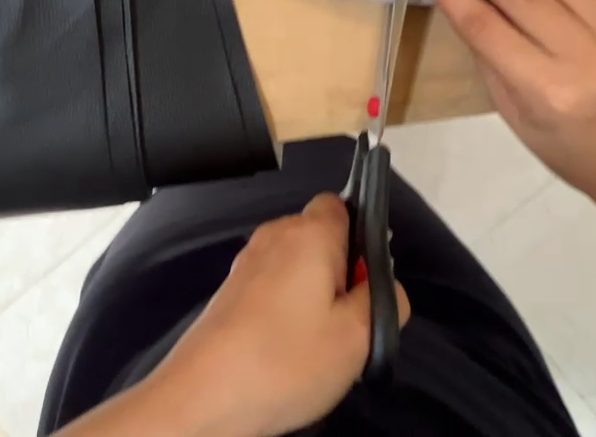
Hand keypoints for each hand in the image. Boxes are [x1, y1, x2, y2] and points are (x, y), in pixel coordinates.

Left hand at [136, 194, 410, 436]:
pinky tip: (288, 351)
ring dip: (314, 297)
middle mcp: (276, 236)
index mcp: (309, 233)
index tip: (369, 277)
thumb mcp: (359, 337)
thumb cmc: (281, 360)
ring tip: (317, 345)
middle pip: (321, 239)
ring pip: (298, 267)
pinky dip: (287, 311)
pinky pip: (275, 287)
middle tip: (349, 321)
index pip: (341, 204)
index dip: (362, 236)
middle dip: (340, 274)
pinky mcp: (234, 288)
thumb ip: (384, 302)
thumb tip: (388, 286)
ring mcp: (250, 260)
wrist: (207, 391)